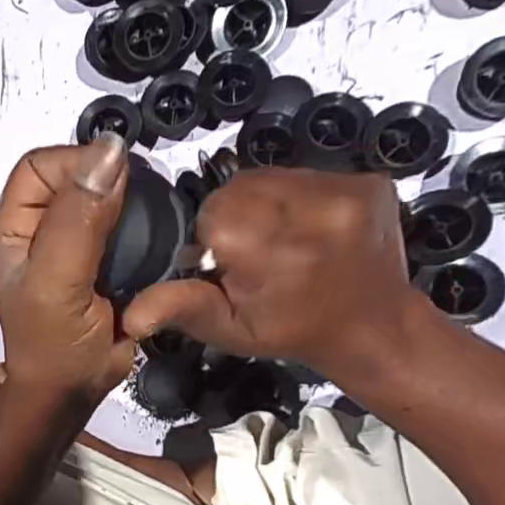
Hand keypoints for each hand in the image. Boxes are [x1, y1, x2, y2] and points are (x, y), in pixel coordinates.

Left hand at [0, 134, 134, 406]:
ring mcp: (75, 246)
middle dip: (107, 178)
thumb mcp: (57, 281)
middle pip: (73, 176)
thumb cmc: (53, 344)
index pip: (40, 166)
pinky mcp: (105, 262)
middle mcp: (42, 231)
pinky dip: (141, 226)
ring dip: (129, 202)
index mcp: (15, 229)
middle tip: (140, 196)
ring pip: (103, 199)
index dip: (75, 162)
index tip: (115, 178)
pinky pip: (125, 227)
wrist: (74, 390)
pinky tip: (153, 234)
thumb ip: (79, 219)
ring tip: (151, 214)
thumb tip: (109, 151)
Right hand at [122, 167, 422, 376]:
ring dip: (270, 203)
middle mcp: (306, 207)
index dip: (216, 238)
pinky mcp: (369, 180)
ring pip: (274, 175)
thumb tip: (132, 316)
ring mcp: (343, 190)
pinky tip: (314, 229)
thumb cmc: (292, 330)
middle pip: (241, 186)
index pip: (212, 211)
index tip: (234, 264)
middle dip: (240, 216)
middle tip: (260, 254)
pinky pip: (311, 174)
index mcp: (264, 244)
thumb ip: (181, 309)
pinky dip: (303, 198)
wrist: (372, 327)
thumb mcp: (229, 330)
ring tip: (288, 240)